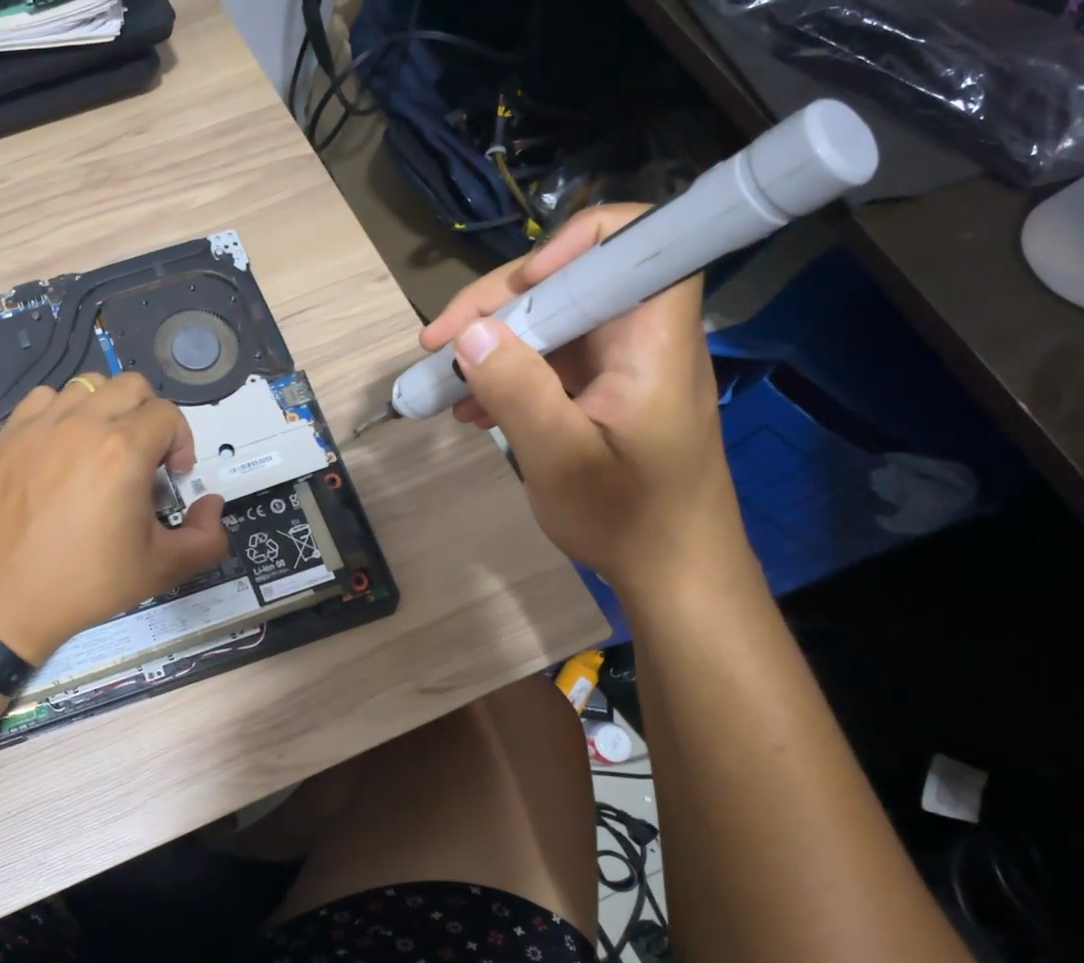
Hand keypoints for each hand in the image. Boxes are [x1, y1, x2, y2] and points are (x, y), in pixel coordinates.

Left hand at [0, 372, 228, 664]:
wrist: (9, 600)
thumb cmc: (86, 584)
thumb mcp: (162, 569)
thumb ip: (206, 537)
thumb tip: (211, 506)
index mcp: (123, 452)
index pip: (168, 415)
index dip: (180, 444)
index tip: (171, 478)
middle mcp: (82, 426)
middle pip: (131, 387)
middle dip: (149, 417)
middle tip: (144, 459)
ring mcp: (41, 427)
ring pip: (87, 386)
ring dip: (107, 410)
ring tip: (103, 451)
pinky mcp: (10, 437)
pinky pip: (44, 399)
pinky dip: (62, 412)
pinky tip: (63, 448)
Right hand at [420, 204, 745, 593]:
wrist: (673, 571)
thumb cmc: (627, 517)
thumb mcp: (559, 458)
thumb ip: (517, 389)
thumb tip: (470, 331)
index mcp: (651, 340)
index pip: (639, 241)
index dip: (576, 242)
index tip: (520, 287)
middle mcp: (640, 339)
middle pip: (573, 281)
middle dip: (500, 303)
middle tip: (437, 341)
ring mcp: (621, 367)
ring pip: (554, 323)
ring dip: (494, 343)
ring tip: (443, 381)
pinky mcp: (605, 393)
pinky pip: (552, 363)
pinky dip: (508, 375)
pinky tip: (471, 409)